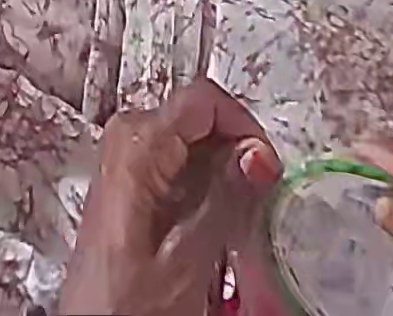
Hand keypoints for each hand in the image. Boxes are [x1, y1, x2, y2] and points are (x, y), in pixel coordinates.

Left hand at [59, 80, 282, 315]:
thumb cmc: (127, 308)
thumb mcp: (186, 260)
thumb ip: (225, 198)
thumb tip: (260, 152)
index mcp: (137, 141)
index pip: (203, 99)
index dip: (243, 125)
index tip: (266, 168)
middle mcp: (128, 134)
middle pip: (199, 116)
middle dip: (235, 148)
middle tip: (258, 197)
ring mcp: (126, 153)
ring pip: (193, 137)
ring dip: (223, 168)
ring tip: (238, 215)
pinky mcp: (129, 175)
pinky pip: (178, 158)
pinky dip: (204, 180)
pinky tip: (212, 220)